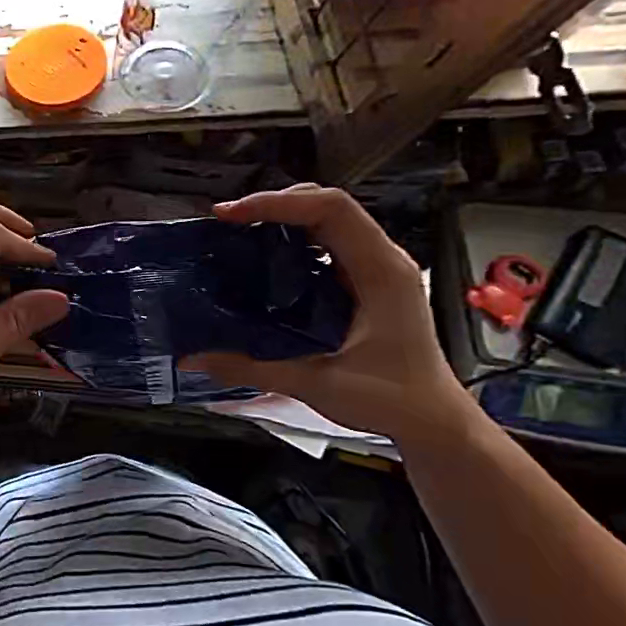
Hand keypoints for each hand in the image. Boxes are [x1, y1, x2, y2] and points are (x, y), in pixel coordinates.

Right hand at [184, 185, 478, 442]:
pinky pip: (328, 242)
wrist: (434, 421)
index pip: (331, 209)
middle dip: (274, 204)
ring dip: (282, 218)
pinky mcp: (367, 281)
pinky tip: (265, 258)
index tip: (231, 215)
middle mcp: (383, 260)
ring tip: (239, 232)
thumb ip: (251, 368)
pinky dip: (292, 239)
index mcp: (382, 272)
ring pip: (328, 219)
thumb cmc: (390, 400)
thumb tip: (192, 358)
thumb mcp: (316, 384)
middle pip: (327, 204)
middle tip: (228, 220)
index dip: (278, 203)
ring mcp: (377, 268)